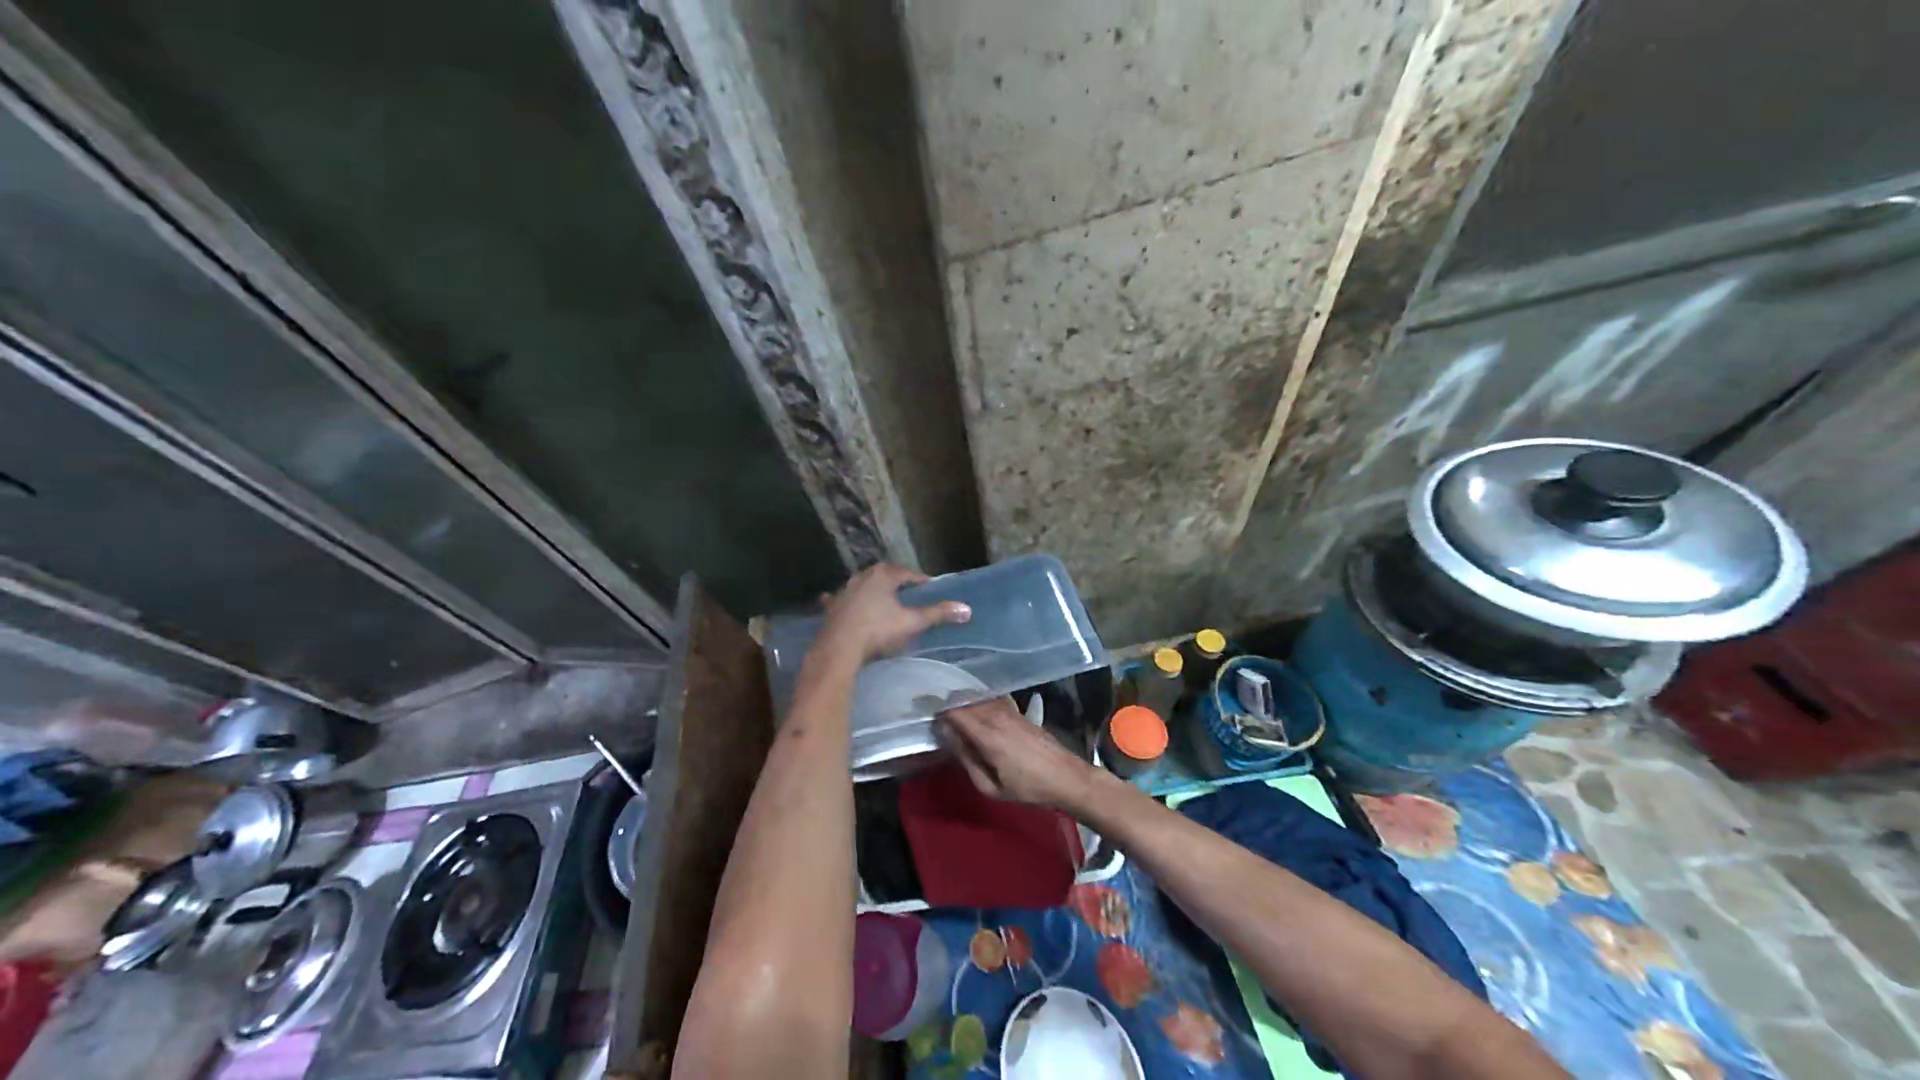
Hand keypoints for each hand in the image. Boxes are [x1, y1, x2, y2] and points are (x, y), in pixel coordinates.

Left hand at [812, 563, 969, 664]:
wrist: (839, 648)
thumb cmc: (878, 630)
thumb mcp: (912, 622)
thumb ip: (937, 614)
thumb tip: (966, 609)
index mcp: (883, 574)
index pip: (909, 574)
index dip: (922, 583)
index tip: (931, 590)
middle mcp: (862, 576)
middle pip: (885, 577)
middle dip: (897, 585)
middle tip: (909, 597)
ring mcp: (844, 590)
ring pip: (863, 587)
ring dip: (872, 592)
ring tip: (883, 603)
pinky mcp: (832, 606)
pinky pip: (840, 600)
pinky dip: (844, 602)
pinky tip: (840, 603)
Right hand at [937, 698, 1101, 810]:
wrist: (1066, 777)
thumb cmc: (1028, 788)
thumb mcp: (991, 787)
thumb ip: (967, 760)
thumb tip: (949, 738)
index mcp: (987, 735)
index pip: (954, 712)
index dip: (937, 710)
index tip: (925, 713)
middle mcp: (996, 716)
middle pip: (964, 701)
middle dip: (948, 704)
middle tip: (935, 715)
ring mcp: (1009, 711)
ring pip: (978, 698)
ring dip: (963, 703)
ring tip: (953, 714)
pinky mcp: (1019, 711)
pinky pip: (991, 700)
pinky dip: (979, 702)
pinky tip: (976, 713)